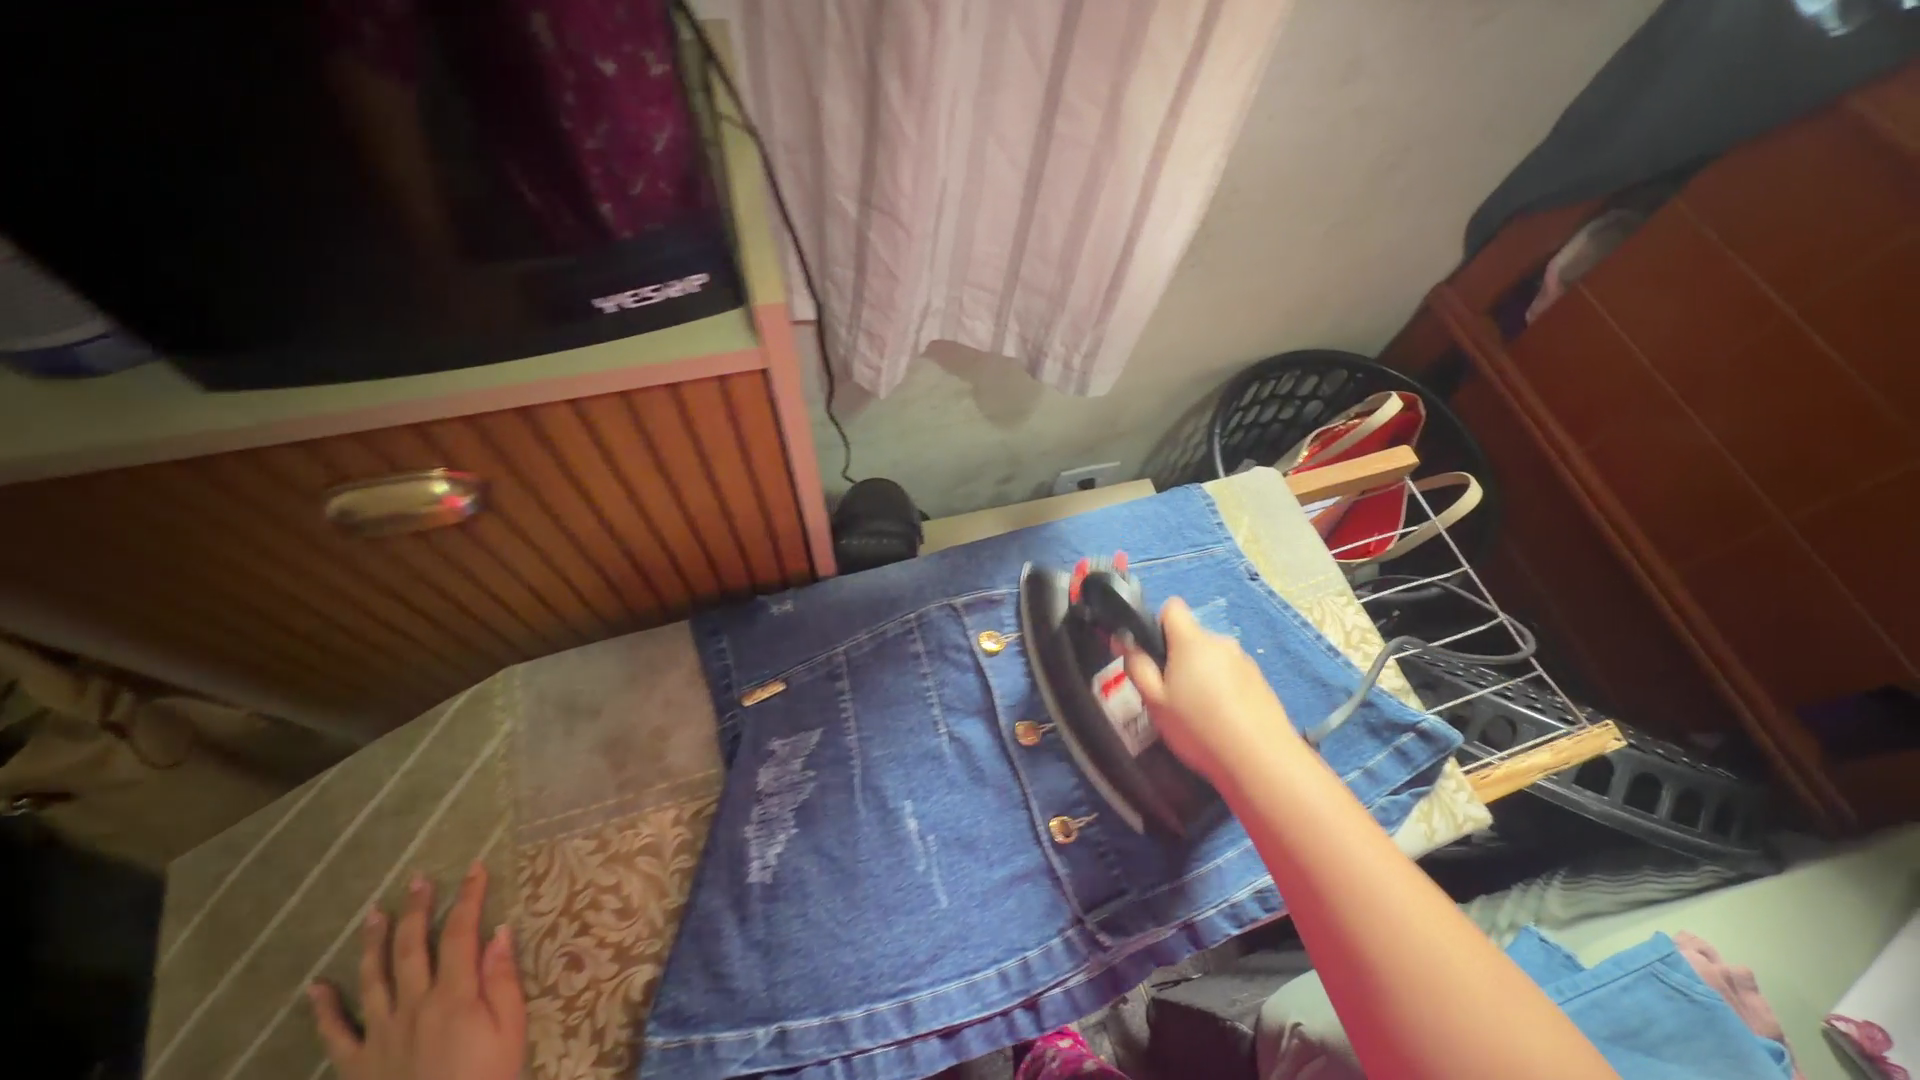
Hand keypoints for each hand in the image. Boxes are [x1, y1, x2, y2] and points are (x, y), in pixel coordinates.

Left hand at [308, 861, 525, 1079]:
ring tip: (374, 914)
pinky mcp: (357, 1063)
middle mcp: (413, 1005)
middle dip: (416, 909)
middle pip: (411, 947)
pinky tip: (317, 987)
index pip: (460, 933)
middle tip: (418, 880)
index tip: (475, 869)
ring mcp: (380, 1033)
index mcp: (454, 995)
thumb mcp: (511, 1031)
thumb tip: (499, 933)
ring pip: (373, 978)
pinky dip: (325, 1007)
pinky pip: (336, 1032)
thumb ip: (502, 982)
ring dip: (373, 942)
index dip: (468, 898)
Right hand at [1123, 596, 1298, 784]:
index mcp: (1192, 641)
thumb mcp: (1155, 702)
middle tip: (1171, 695)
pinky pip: (1231, 675)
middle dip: (1178, 658)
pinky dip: (1223, 689)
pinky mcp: (1261, 681)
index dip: (1157, 625)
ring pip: (1212, 658)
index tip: (1153, 655)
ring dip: (1201, 675)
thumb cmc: (1198, 727)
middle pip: (1192, 638)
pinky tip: (1223, 720)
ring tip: (1199, 713)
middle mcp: (1221, 642)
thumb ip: (1137, 666)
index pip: (1172, 607)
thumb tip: (1124, 640)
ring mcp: (1245, 661)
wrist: (1260, 760)